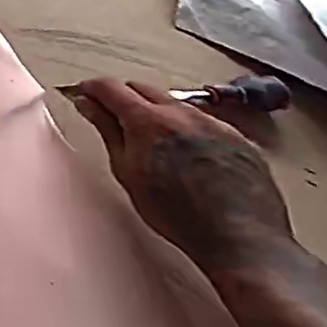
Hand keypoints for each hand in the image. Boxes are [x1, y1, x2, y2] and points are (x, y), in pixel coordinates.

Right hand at [71, 78, 294, 270]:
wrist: (240, 239)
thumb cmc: (179, 213)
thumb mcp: (126, 170)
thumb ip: (107, 129)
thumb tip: (89, 105)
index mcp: (148, 120)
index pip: (110, 87)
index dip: (92, 88)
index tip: (86, 94)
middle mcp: (183, 114)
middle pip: (142, 88)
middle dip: (122, 96)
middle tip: (111, 115)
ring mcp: (215, 124)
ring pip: (174, 103)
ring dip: (156, 111)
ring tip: (151, 140)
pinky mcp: (240, 139)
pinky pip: (204, 121)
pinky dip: (186, 128)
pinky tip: (184, 152)